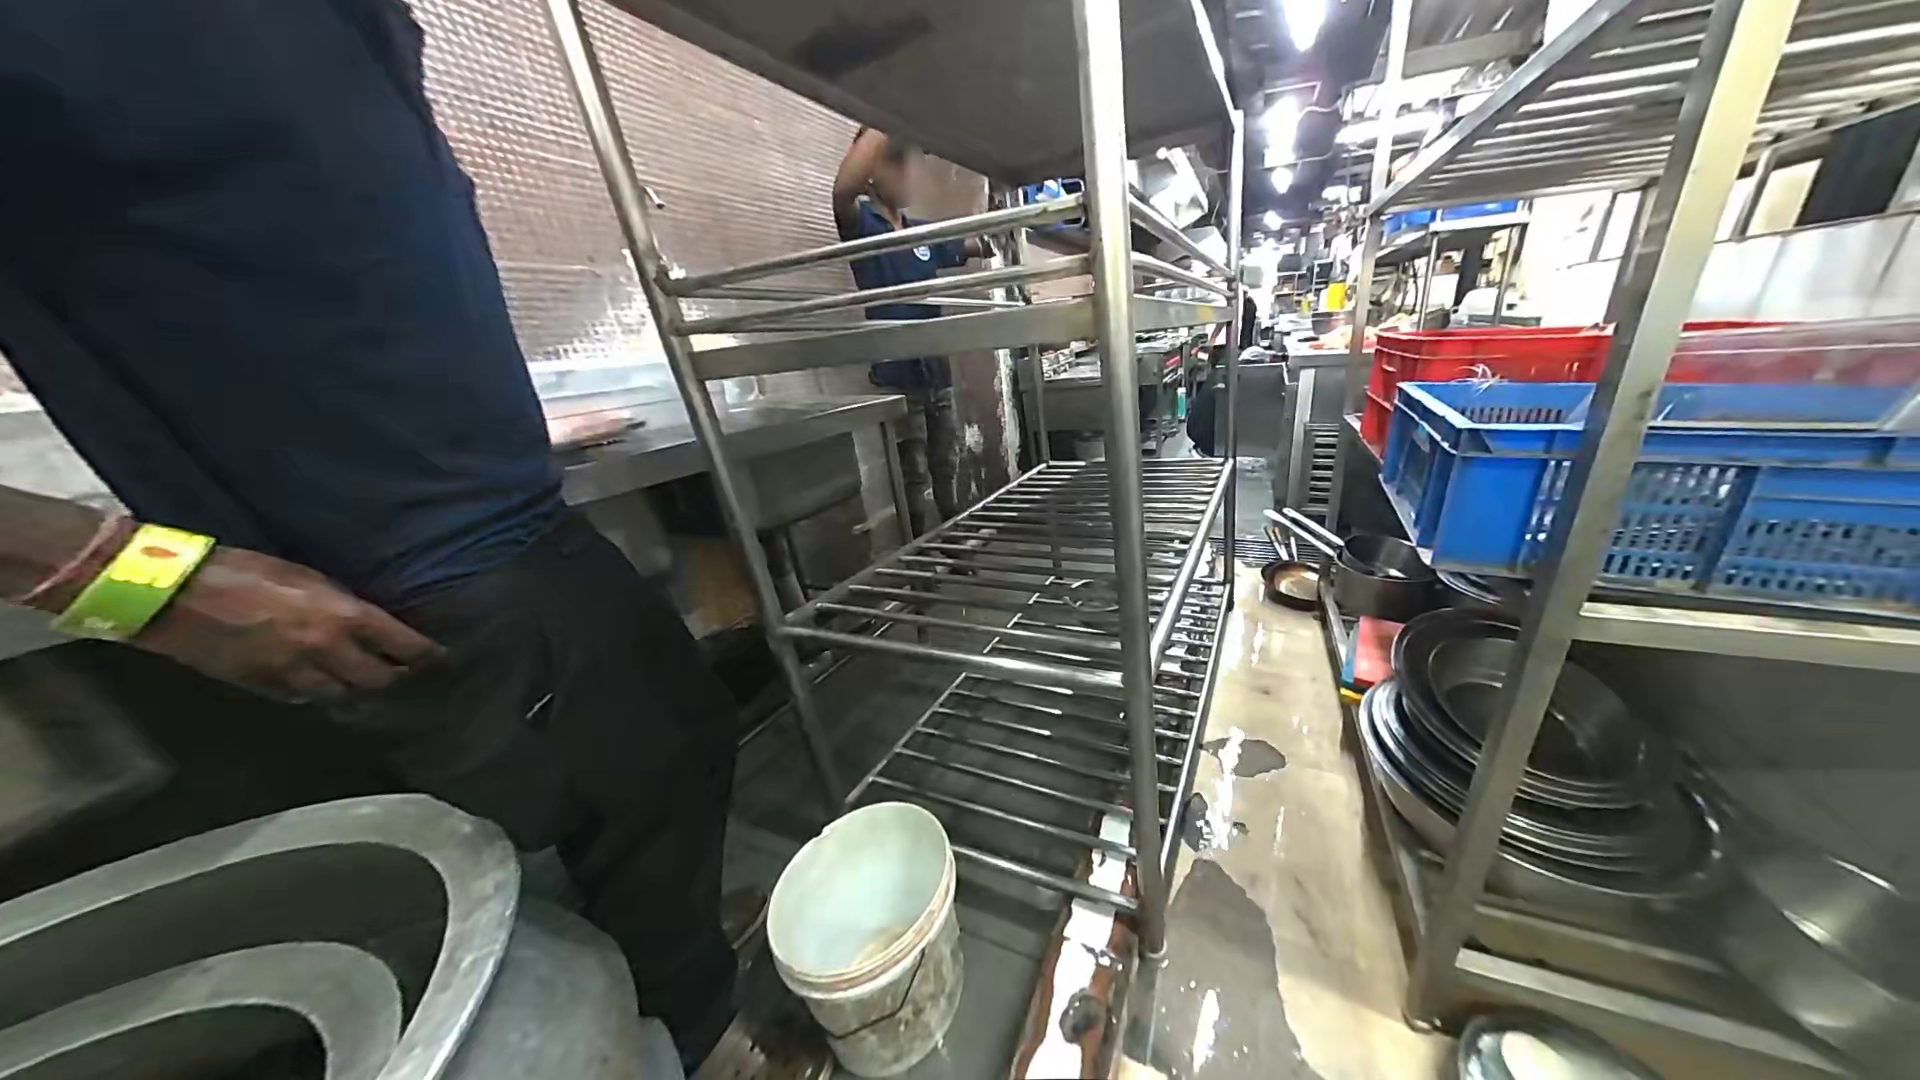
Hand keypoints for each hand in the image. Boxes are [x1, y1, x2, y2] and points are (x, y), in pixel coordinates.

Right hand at [132, 547, 445, 702]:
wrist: (171, 593)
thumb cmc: (251, 574)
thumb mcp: (316, 581)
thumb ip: (349, 607)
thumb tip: (374, 624)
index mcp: (348, 618)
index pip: (406, 646)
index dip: (428, 656)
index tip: (441, 659)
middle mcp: (327, 650)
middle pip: (379, 679)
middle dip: (396, 678)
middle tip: (405, 673)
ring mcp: (292, 671)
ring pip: (342, 695)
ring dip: (358, 691)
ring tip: (368, 685)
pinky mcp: (259, 685)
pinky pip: (301, 698)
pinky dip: (318, 694)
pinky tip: (326, 687)